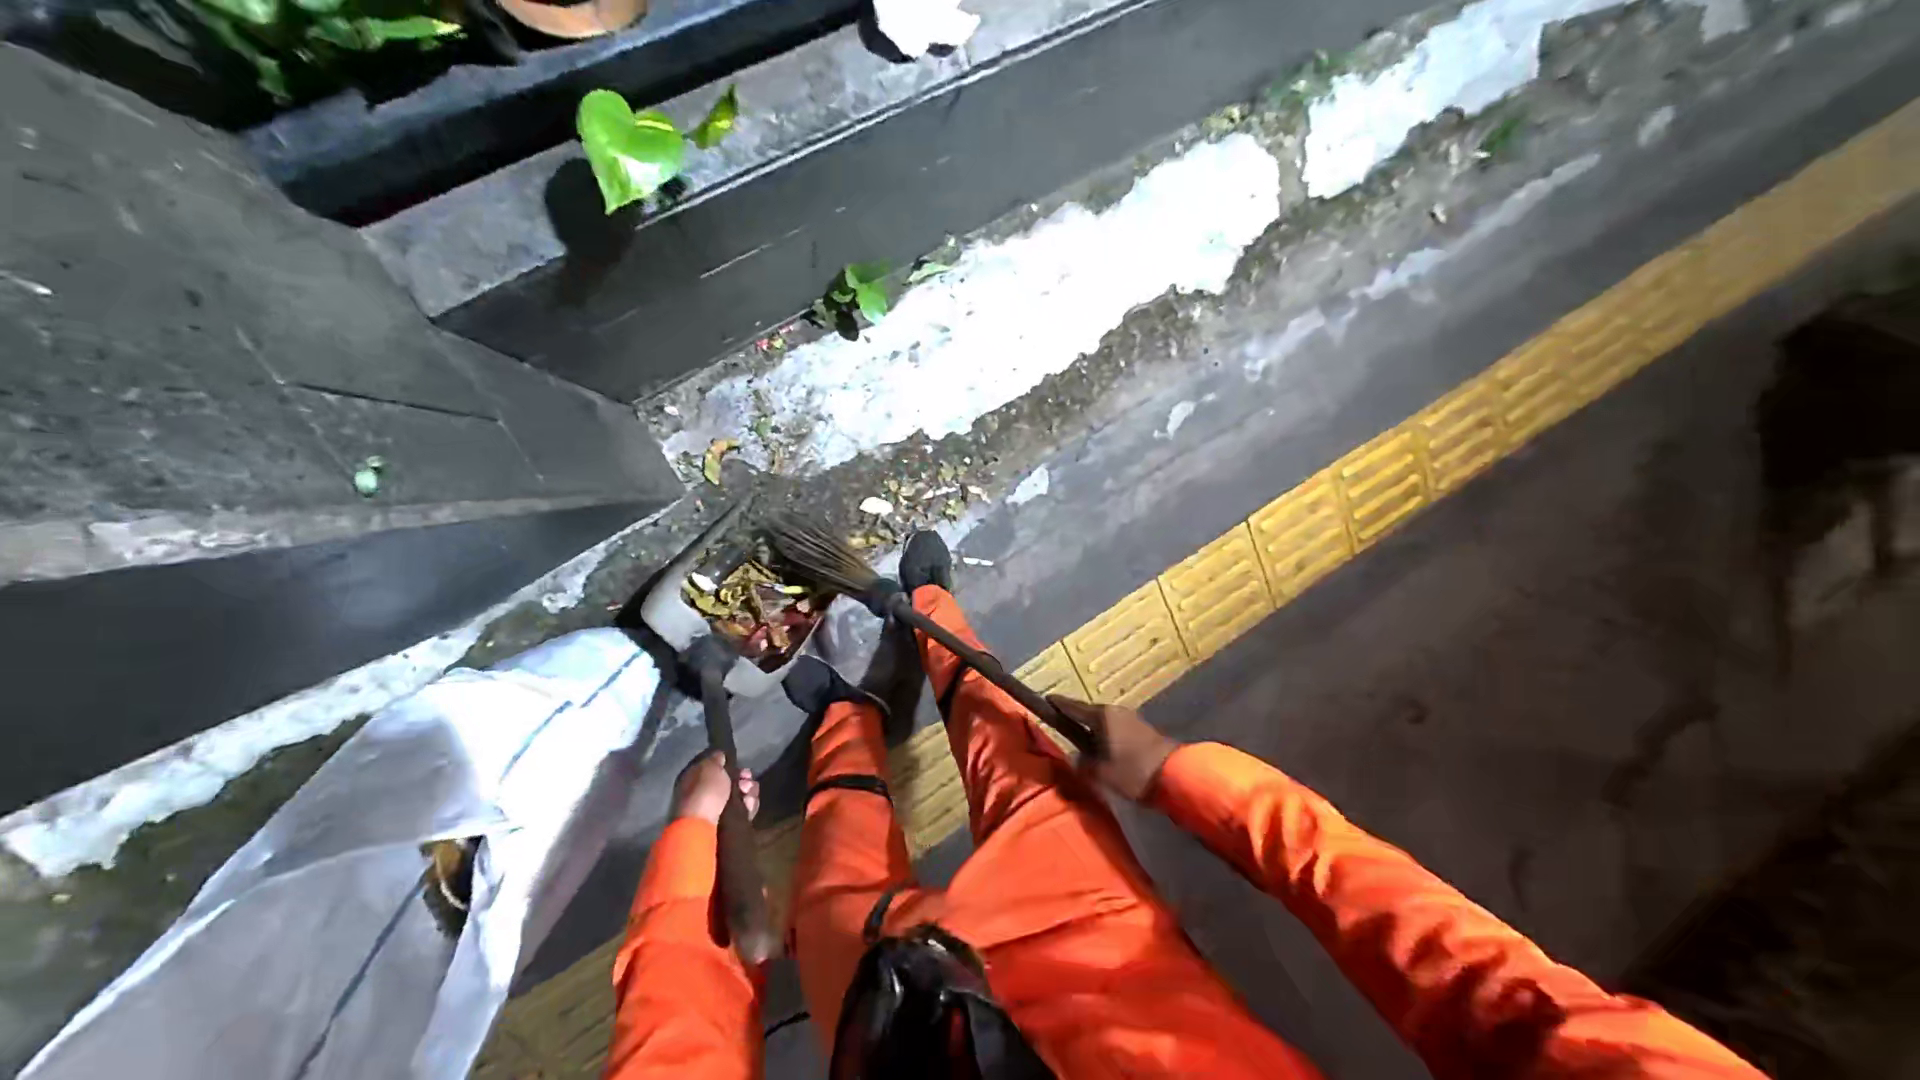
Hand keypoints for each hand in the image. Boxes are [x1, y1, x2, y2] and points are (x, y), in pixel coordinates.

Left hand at [671, 750, 759, 823]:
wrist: (703, 826)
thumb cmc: (704, 791)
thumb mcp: (709, 766)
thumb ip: (716, 758)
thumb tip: (720, 756)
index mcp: (695, 780)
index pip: (716, 769)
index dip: (729, 765)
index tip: (739, 765)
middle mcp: (705, 795)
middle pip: (731, 782)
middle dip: (743, 779)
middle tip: (746, 780)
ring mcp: (716, 811)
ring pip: (740, 796)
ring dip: (749, 792)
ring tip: (748, 795)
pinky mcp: (728, 825)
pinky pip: (744, 811)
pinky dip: (749, 807)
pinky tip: (749, 805)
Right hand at [1048, 696, 1177, 800]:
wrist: (1177, 775)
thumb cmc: (1134, 771)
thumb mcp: (1101, 773)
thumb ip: (1084, 763)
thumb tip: (1077, 757)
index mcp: (1101, 716)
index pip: (1073, 707)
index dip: (1059, 704)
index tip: (1046, 699)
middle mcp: (1115, 712)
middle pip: (1089, 713)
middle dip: (1076, 718)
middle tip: (1062, 725)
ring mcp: (1131, 719)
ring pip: (1104, 722)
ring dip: (1094, 729)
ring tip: (1082, 741)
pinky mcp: (1142, 730)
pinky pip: (1116, 729)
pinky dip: (1107, 735)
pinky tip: (1104, 748)